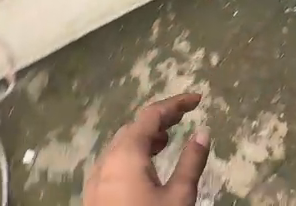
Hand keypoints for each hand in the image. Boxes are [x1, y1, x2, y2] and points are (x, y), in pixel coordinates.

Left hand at [83, 94, 212, 205]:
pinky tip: (145, 169)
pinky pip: (112, 164)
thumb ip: (192, 161)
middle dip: (159, 120)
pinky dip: (132, 155)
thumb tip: (203, 132)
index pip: (151, 115)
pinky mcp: (92, 200)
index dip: (176, 104)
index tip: (198, 101)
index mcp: (126, 155)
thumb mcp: (179, 196)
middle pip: (133, 128)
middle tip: (184, 119)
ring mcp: (94, 183)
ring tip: (167, 142)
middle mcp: (106, 163)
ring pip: (120, 147)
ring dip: (144, 138)